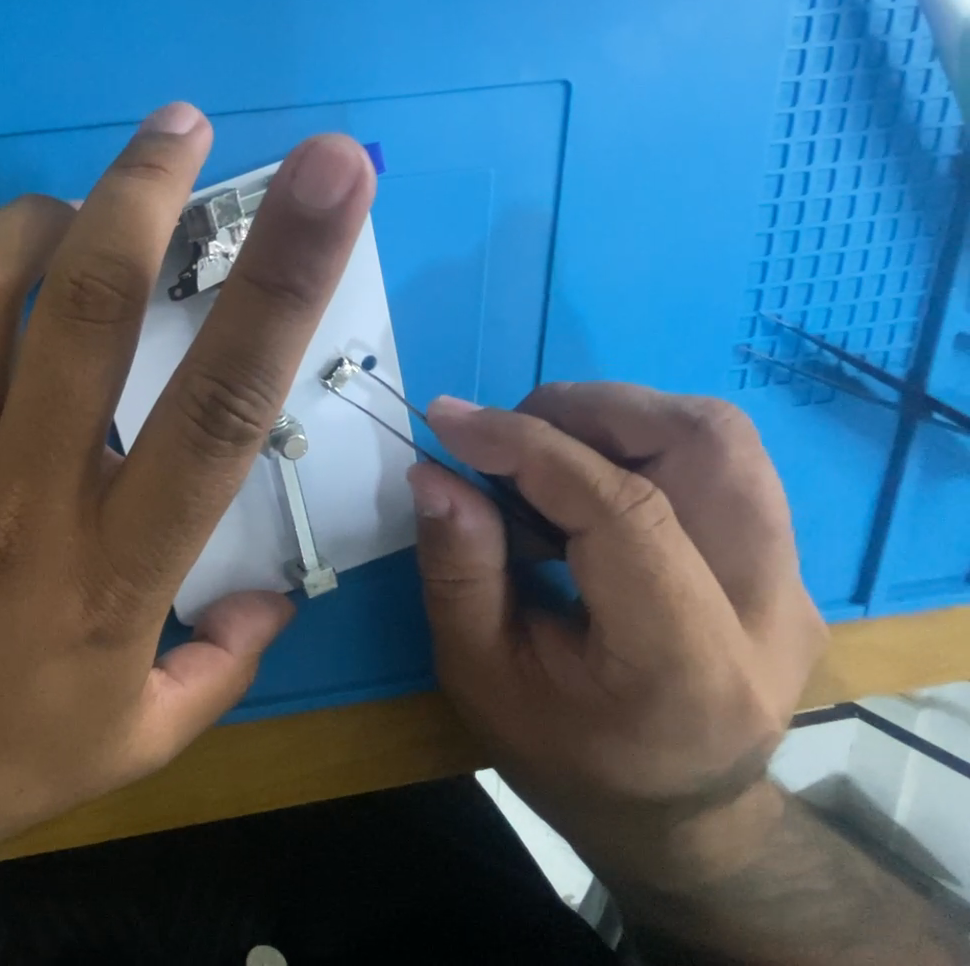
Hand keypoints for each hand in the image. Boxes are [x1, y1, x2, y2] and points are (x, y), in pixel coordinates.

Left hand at [0, 106, 377, 872]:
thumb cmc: (0, 762)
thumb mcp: (145, 738)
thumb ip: (225, 661)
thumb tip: (272, 591)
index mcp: (119, 564)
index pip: (225, 401)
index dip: (286, 276)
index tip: (327, 177)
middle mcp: (22, 497)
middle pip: (91, 308)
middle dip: (142, 193)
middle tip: (175, 131)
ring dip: (23, 230)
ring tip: (60, 216)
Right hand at [407, 383, 828, 888]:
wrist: (672, 813)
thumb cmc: (557, 751)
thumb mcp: (477, 670)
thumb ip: (457, 568)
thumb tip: (433, 472)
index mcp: (681, 656)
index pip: (622, 509)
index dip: (527, 447)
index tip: (447, 422)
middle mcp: (766, 609)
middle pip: (707, 444)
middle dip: (590, 410)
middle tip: (507, 433)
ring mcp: (791, 584)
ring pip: (722, 441)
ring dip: (616, 421)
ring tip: (539, 456)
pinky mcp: (784, 568)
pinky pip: (718, 469)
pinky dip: (636, 449)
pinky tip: (578, 491)